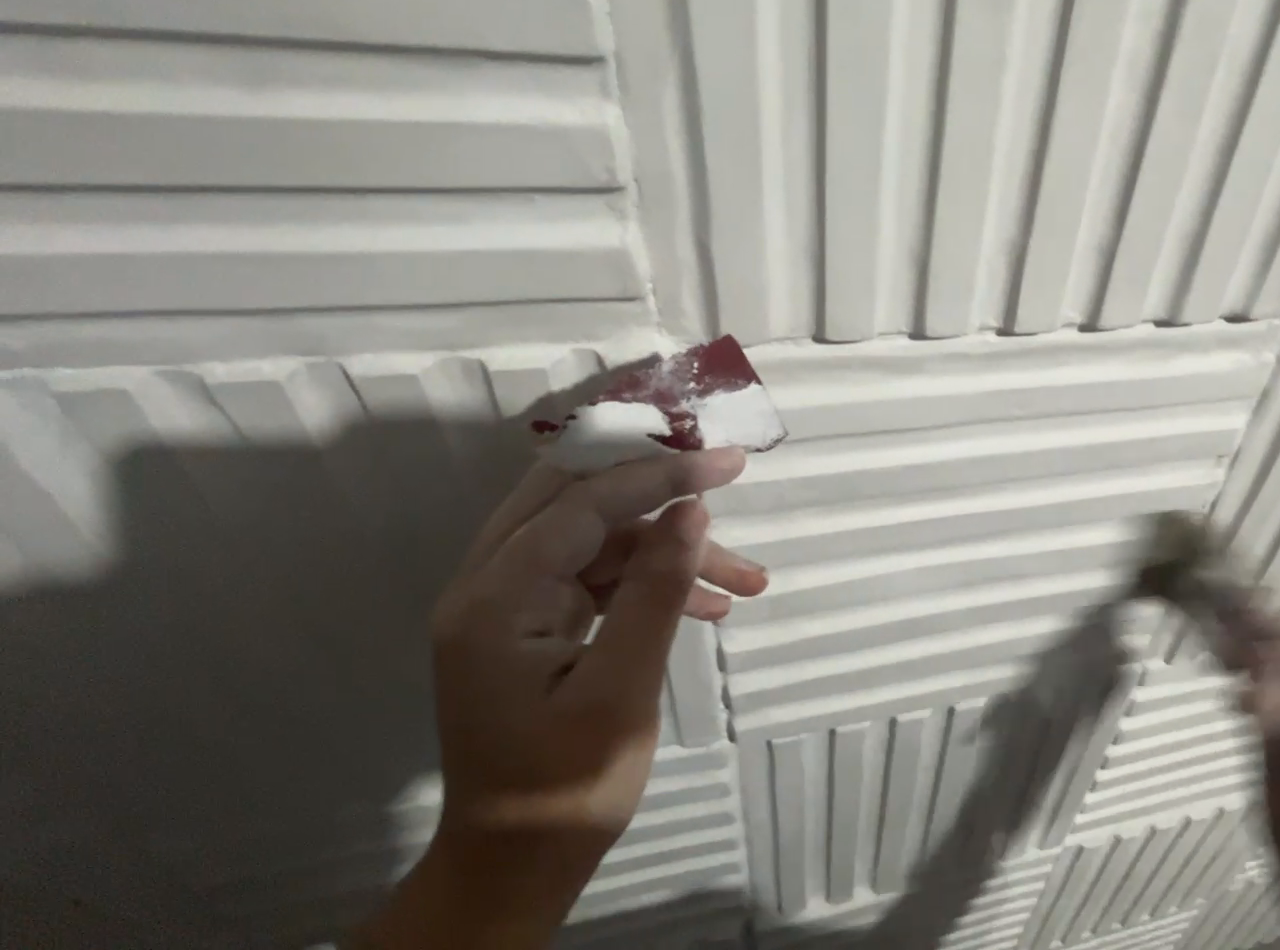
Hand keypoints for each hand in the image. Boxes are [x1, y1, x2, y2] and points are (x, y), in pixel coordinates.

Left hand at [356, 450, 756, 949]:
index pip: (583, 504)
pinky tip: (709, 606)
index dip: (660, 477)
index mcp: (495, 599)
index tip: (730, 463)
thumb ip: (656, 589)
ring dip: (668, 549)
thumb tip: (694, 508)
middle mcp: (488, 585)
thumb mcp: (623, 688)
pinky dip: (651, 581)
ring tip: (745, 581)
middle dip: (654, 487)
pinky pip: (596, 575)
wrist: (518, 863)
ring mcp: (507, 603)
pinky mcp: (531, 623)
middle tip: (722, 478)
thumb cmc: (569, 785)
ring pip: (596, 539)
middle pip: (573, 498)